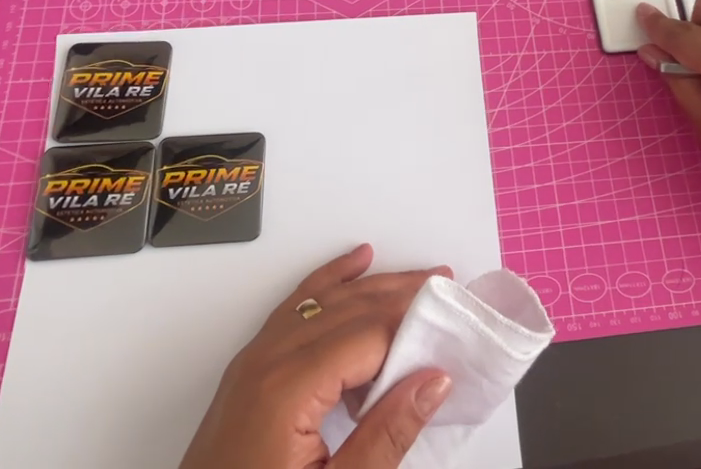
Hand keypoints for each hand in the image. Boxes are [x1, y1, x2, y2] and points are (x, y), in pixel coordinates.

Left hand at [180, 245, 452, 468]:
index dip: (412, 328)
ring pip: (325, 299)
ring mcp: (254, 360)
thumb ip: (385, 436)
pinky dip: (329, 280)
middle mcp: (266, 361)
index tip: (449, 328)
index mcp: (286, 389)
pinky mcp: (250, 368)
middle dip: (401, 294)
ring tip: (416, 279)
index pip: (366, 335)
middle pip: (348, 307)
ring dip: (374, 285)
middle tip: (445, 288)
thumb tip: (432, 382)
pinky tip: (354, 263)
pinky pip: (296, 307)